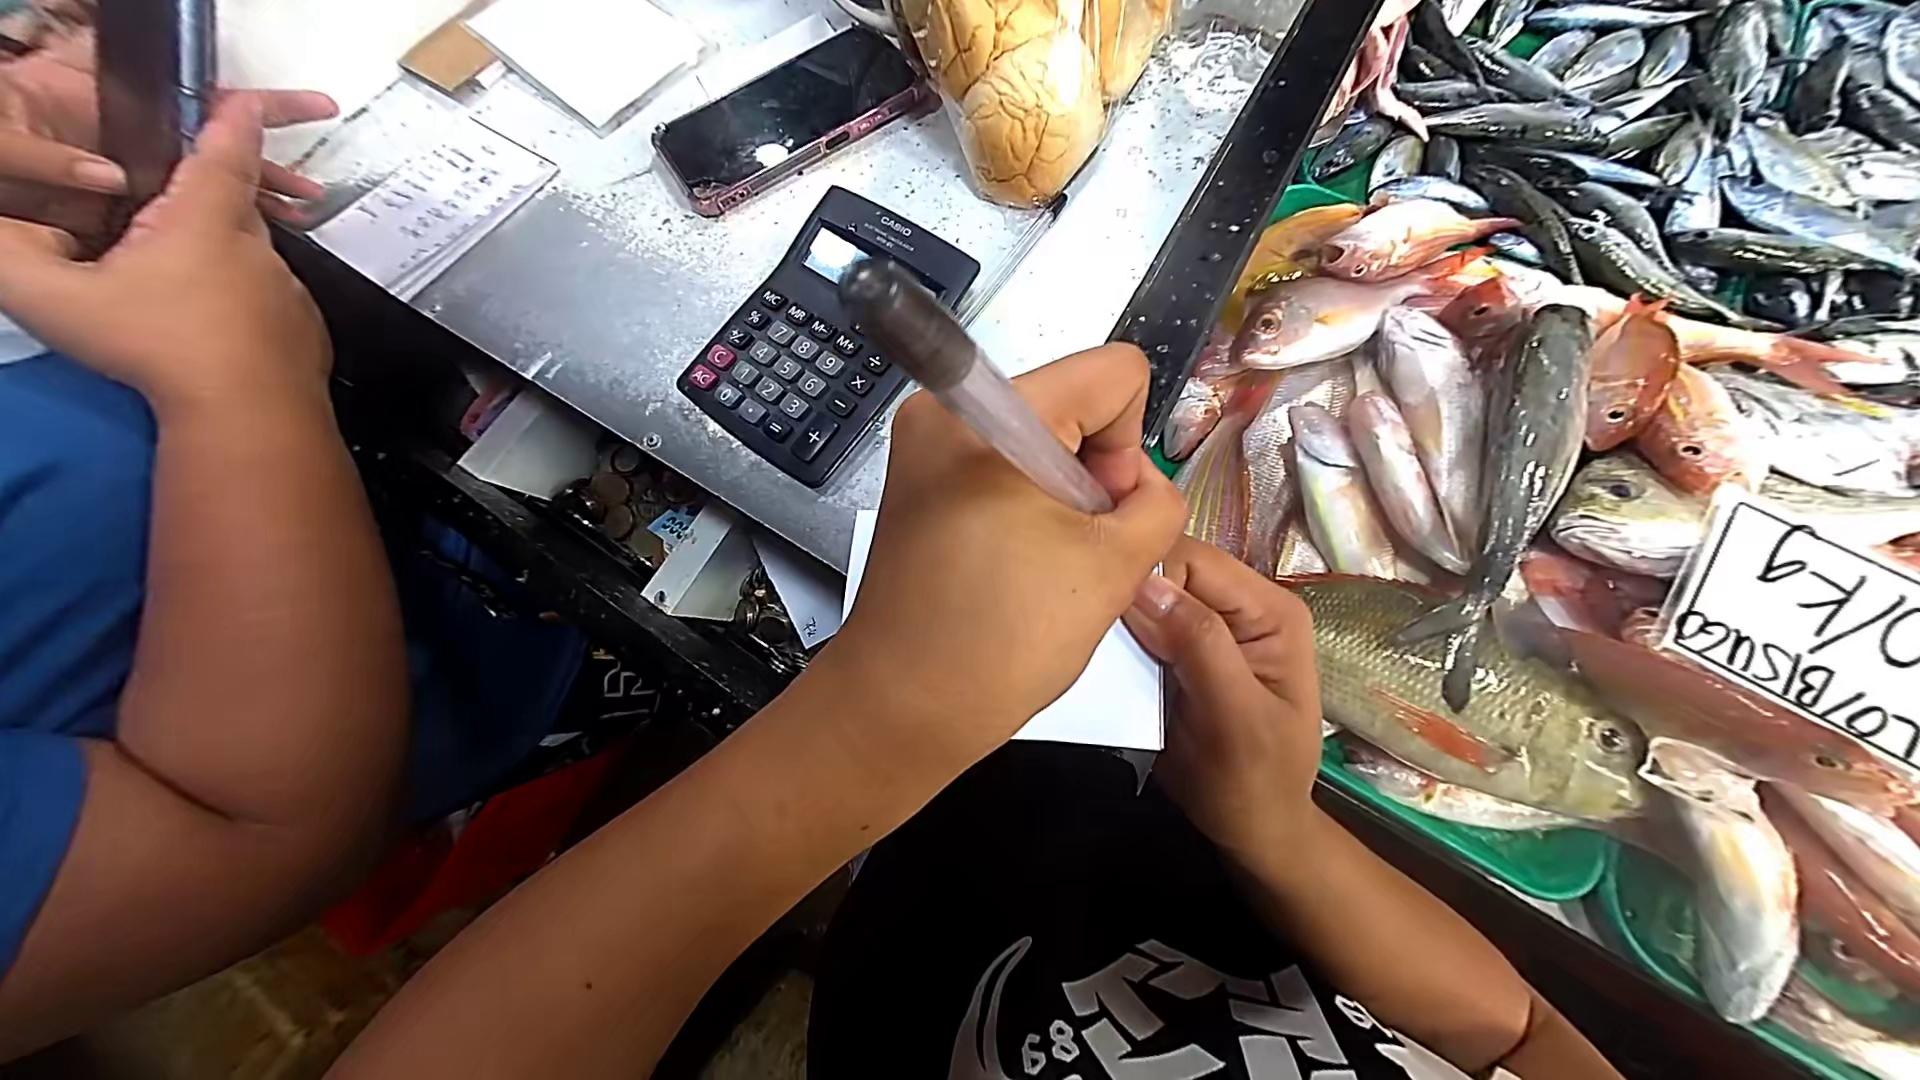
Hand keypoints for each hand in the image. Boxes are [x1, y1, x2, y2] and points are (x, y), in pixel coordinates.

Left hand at [0, 24, 335, 230]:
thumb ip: (40, 154)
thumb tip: (104, 175)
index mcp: (75, 93)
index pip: (157, 76)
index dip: (215, 84)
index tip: (263, 94)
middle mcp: (115, 126)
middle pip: (203, 122)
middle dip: (262, 129)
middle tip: (313, 117)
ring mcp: (134, 165)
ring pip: (211, 169)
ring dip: (261, 182)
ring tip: (303, 196)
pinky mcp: (139, 202)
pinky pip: (201, 206)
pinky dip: (239, 215)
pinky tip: (268, 224)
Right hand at [0, 95, 331, 413]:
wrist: (254, 412)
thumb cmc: (160, 348)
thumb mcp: (47, 290)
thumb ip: (6, 244)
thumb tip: (9, 226)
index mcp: (206, 226)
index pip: (221, 159)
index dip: (231, 124)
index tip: (243, 100)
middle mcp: (261, 255)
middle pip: (228, 212)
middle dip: (193, 207)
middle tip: (149, 230)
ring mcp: (292, 295)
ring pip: (246, 261)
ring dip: (210, 264)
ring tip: (171, 296)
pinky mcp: (308, 329)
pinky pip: (267, 301)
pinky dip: (237, 303)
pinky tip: (208, 329)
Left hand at [828, 344, 1184, 764]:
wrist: (906, 703)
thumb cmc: (1000, 640)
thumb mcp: (1114, 567)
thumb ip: (1159, 504)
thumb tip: (1143, 483)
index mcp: (988, 413)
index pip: (1111, 373)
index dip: (1128, 445)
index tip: (1098, 511)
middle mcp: (944, 412)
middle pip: (1071, 403)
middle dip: (1091, 473)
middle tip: (1074, 546)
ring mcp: (924, 446)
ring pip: (1039, 440)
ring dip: (1061, 495)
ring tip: (1043, 560)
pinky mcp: (919, 481)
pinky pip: (1001, 467)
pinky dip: (1027, 504)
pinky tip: (1017, 558)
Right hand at [1123, 537, 1323, 857]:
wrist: (1249, 826)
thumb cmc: (1252, 780)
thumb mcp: (1234, 716)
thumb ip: (1199, 644)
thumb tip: (1145, 583)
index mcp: (1269, 610)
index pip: (1195, 561)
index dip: (1148, 576)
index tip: (1108, 609)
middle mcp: (1240, 606)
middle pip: (1170, 569)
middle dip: (1131, 591)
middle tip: (1092, 624)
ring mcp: (1208, 625)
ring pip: (1150, 592)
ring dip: (1119, 611)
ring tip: (1090, 634)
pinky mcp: (1180, 646)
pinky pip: (1142, 620)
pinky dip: (1119, 631)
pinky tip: (1100, 647)